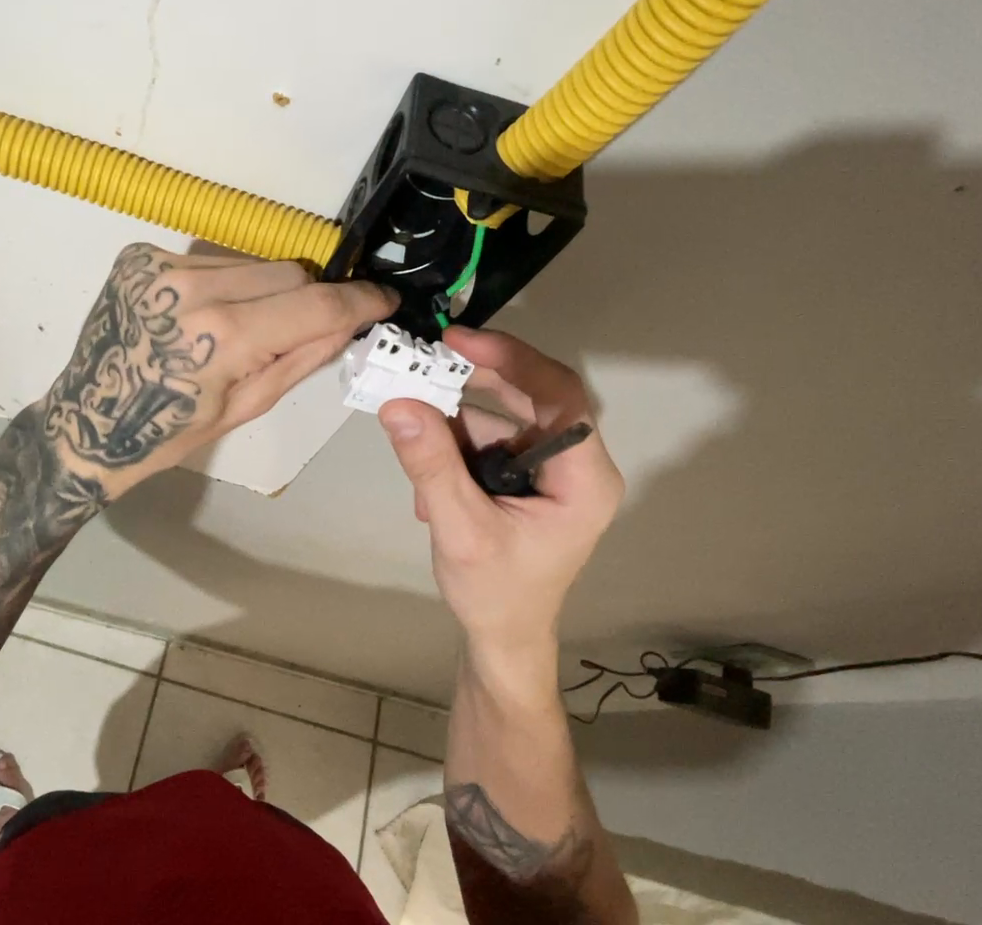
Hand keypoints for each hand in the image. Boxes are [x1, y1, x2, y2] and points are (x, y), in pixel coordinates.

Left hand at [42, 243, 395, 496]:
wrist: (86, 423)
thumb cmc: (168, 433)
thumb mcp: (246, 406)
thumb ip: (303, 356)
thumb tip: (350, 319)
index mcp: (222, 337)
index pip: (315, 303)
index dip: (358, 300)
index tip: (382, 298)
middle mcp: (192, 289)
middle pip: (288, 272)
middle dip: (305, 298)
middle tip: (295, 331)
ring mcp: (161, 267)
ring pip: (251, 263)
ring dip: (262, 290)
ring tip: (236, 330)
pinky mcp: (140, 257)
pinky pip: (211, 261)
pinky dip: (222, 285)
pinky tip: (201, 317)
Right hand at [377, 327, 623, 678]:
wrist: (502, 639)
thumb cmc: (496, 593)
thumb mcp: (460, 530)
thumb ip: (431, 466)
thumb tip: (397, 405)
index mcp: (584, 478)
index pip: (560, 396)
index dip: (512, 360)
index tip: (458, 341)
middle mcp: (575, 465)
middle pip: (533, 396)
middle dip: (478, 379)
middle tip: (427, 359)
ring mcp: (549, 470)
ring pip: (503, 417)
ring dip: (455, 424)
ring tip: (416, 448)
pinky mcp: (524, 478)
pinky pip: (488, 441)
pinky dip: (453, 448)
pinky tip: (430, 487)